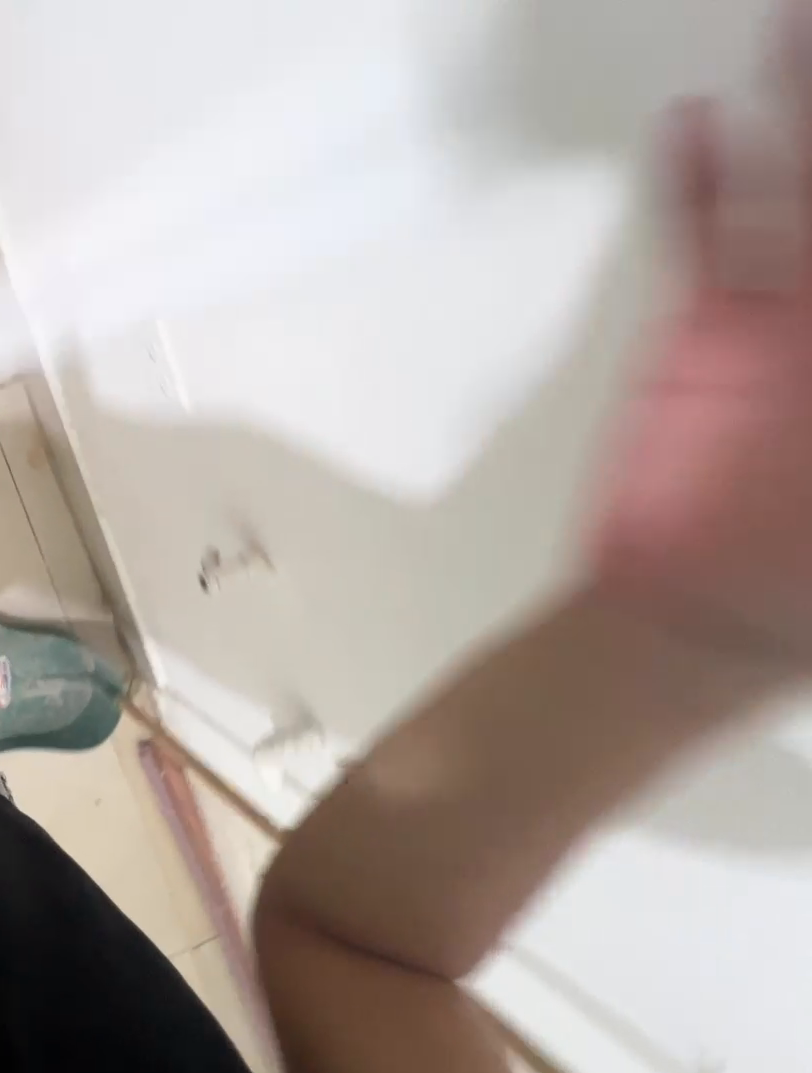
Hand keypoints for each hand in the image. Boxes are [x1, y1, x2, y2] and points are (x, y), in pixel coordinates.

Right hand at [591, 80, 811, 660]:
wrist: (692, 601)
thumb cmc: (807, 550)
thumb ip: (805, 316)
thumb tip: (805, 225)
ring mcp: (800, 301)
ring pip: (803, 184)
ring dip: (803, 109)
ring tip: (796, 23)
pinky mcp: (708, 326)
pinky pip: (700, 240)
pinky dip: (690, 187)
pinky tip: (687, 125)